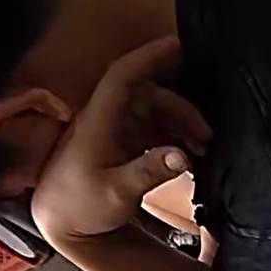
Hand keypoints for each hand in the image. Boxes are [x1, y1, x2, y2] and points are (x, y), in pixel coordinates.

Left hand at [30, 36, 212, 244]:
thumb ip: (149, 172)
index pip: (124, 76)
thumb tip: (182, 155)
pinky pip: (153, 133)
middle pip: (149, 97)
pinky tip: (189, 157)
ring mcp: (115, 134)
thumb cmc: (81, 207)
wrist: (63, 224)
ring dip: (181, 125)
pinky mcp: (121, 149)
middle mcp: (107, 120)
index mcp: (99, 121)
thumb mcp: (118, 192)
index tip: (178, 45)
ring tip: (203, 148)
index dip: (150, 57)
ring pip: (154, 114)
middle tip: (208, 134)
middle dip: (181, 108)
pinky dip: (173, 139)